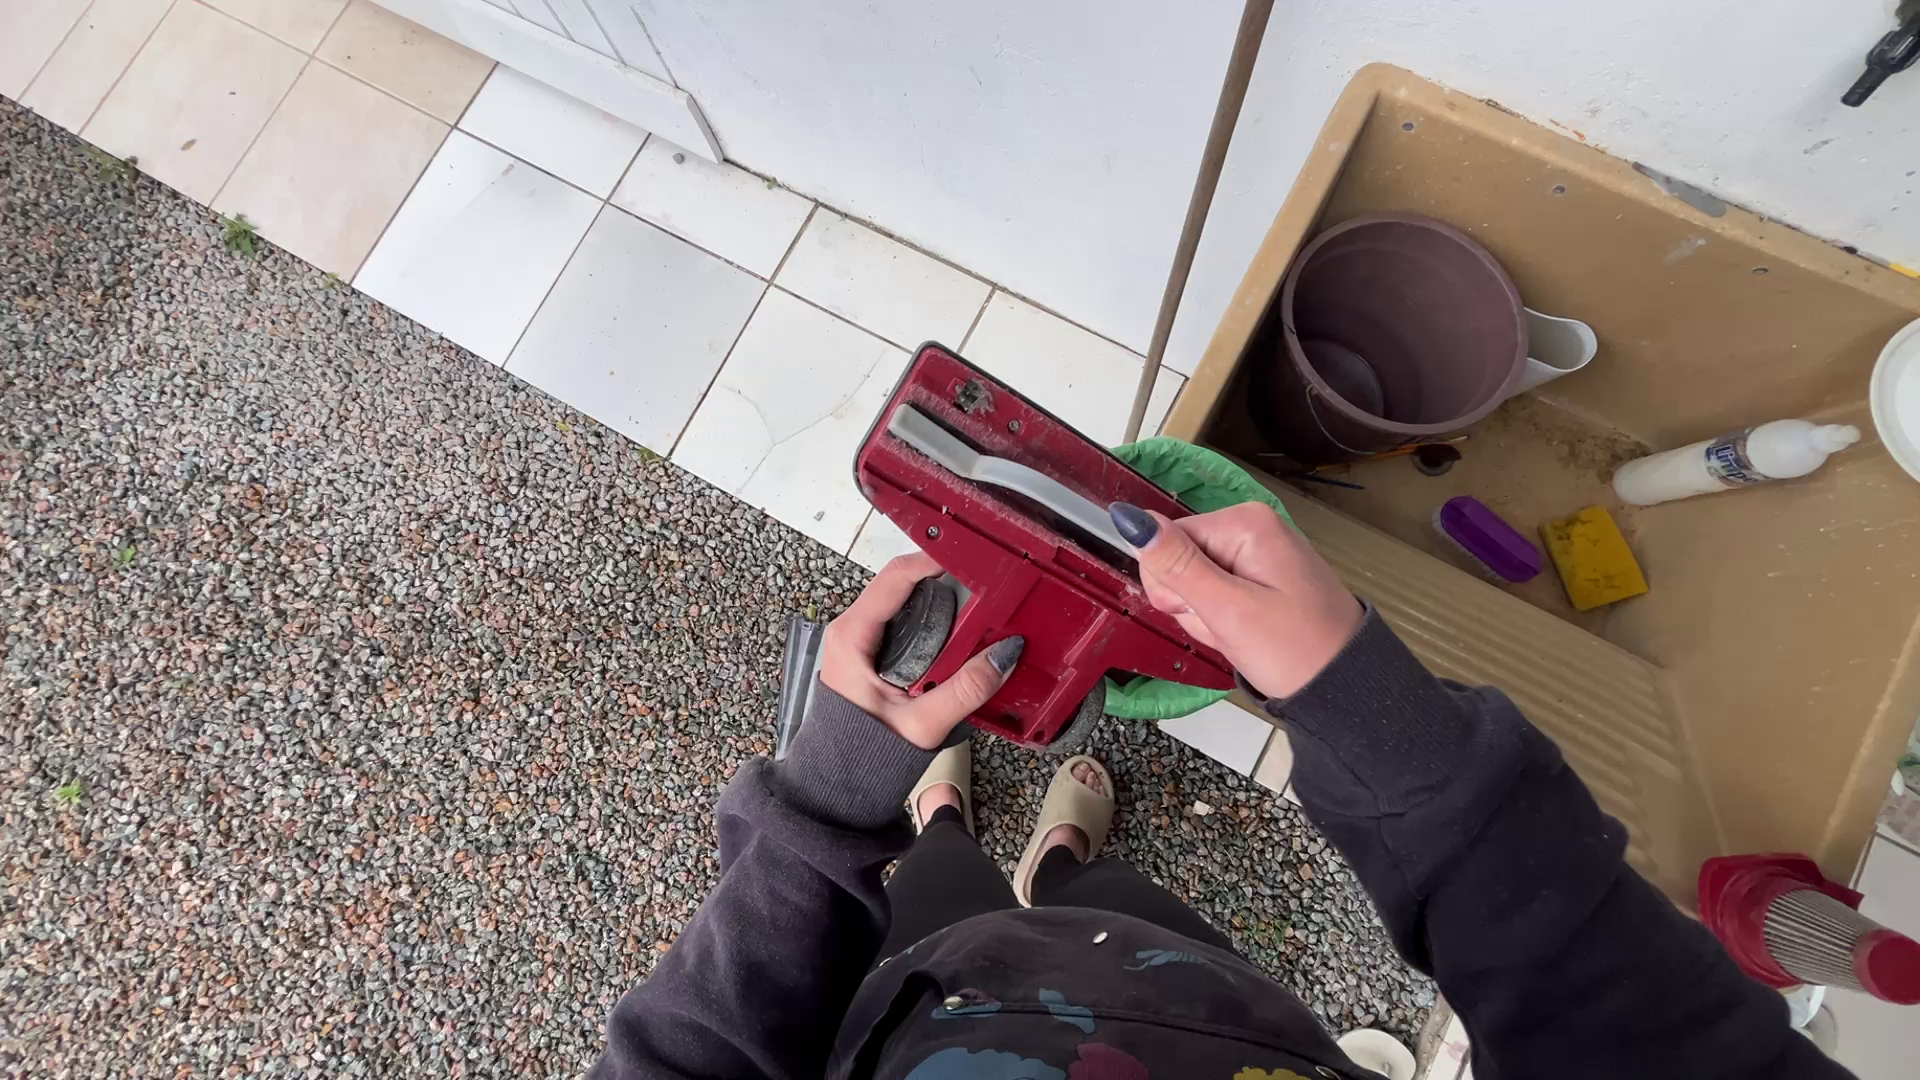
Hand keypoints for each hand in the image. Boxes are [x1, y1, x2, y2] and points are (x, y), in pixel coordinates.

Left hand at [819, 552, 1024, 749]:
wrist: (839, 786)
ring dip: (942, 604)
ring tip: (979, 608)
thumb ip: (965, 690)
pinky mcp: (873, 655)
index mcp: (853, 636)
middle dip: (945, 582)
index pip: (895, 577)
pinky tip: (960, 636)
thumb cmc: (864, 754)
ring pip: (907, 604)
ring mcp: (862, 641)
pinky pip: (906, 625)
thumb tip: (1003, 656)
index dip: (933, 560)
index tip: (968, 556)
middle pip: (904, 585)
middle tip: (984, 586)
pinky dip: (934, 624)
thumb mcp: (921, 724)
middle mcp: (852, 630)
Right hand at [1110, 501, 1362, 699]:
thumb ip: (1175, 564)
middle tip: (1225, 625)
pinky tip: (1243, 631)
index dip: (1171, 584)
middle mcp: (1249, 526)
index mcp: (1243, 523)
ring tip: (1239, 631)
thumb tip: (1128, 517)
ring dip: (1204, 615)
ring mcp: (1255, 550)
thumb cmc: (1293, 649)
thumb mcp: (1227, 609)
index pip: (1165, 540)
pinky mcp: (1257, 573)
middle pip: (1177, 559)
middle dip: (1190, 602)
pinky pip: (1214, 591)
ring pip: (1191, 580)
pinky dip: (1219, 617)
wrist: (1345, 687)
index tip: (1205, 611)